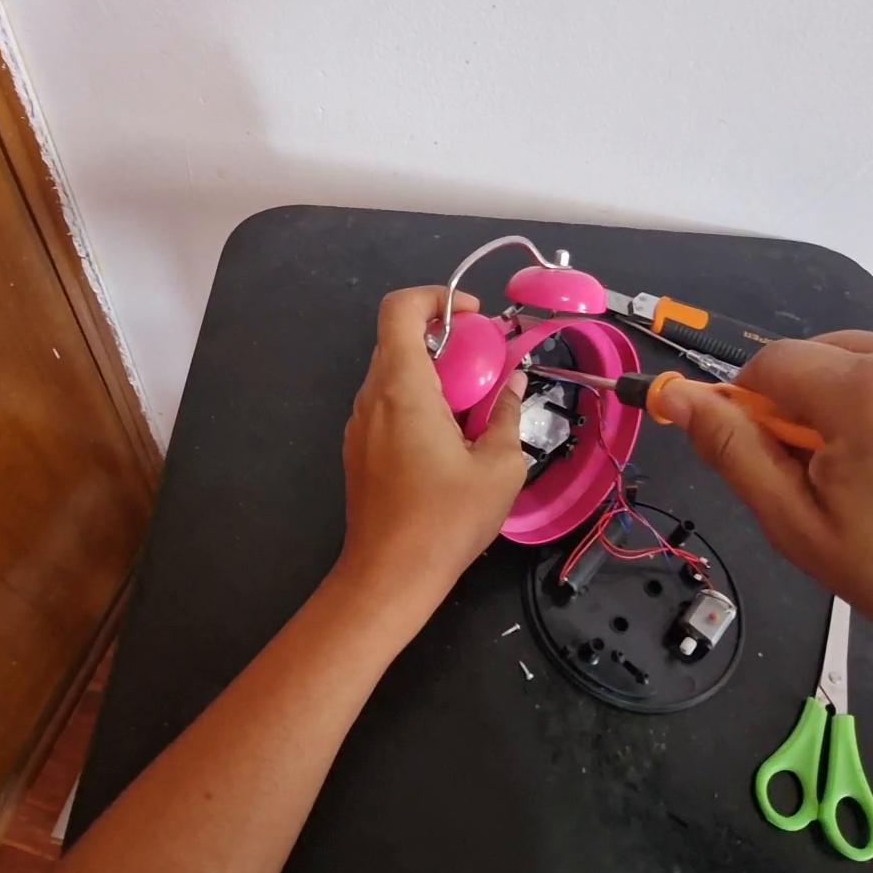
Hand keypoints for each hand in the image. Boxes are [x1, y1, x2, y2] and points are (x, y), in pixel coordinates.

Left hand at [336, 287, 527, 610]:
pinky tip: (446, 440)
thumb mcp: (500, 467)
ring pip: (393, 373)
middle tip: (485, 365)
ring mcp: (359, 423)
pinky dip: (417, 400)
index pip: (400, 307)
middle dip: (446, 339)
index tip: (474, 318)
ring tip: (472, 407)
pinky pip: (387, 404)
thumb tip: (514, 382)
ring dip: (433, 373)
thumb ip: (509, 414)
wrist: (390, 575)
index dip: (437, 297)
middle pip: (400, 339)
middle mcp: (372, 396)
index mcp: (402, 387)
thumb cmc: (447, 519)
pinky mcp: (358, 448)